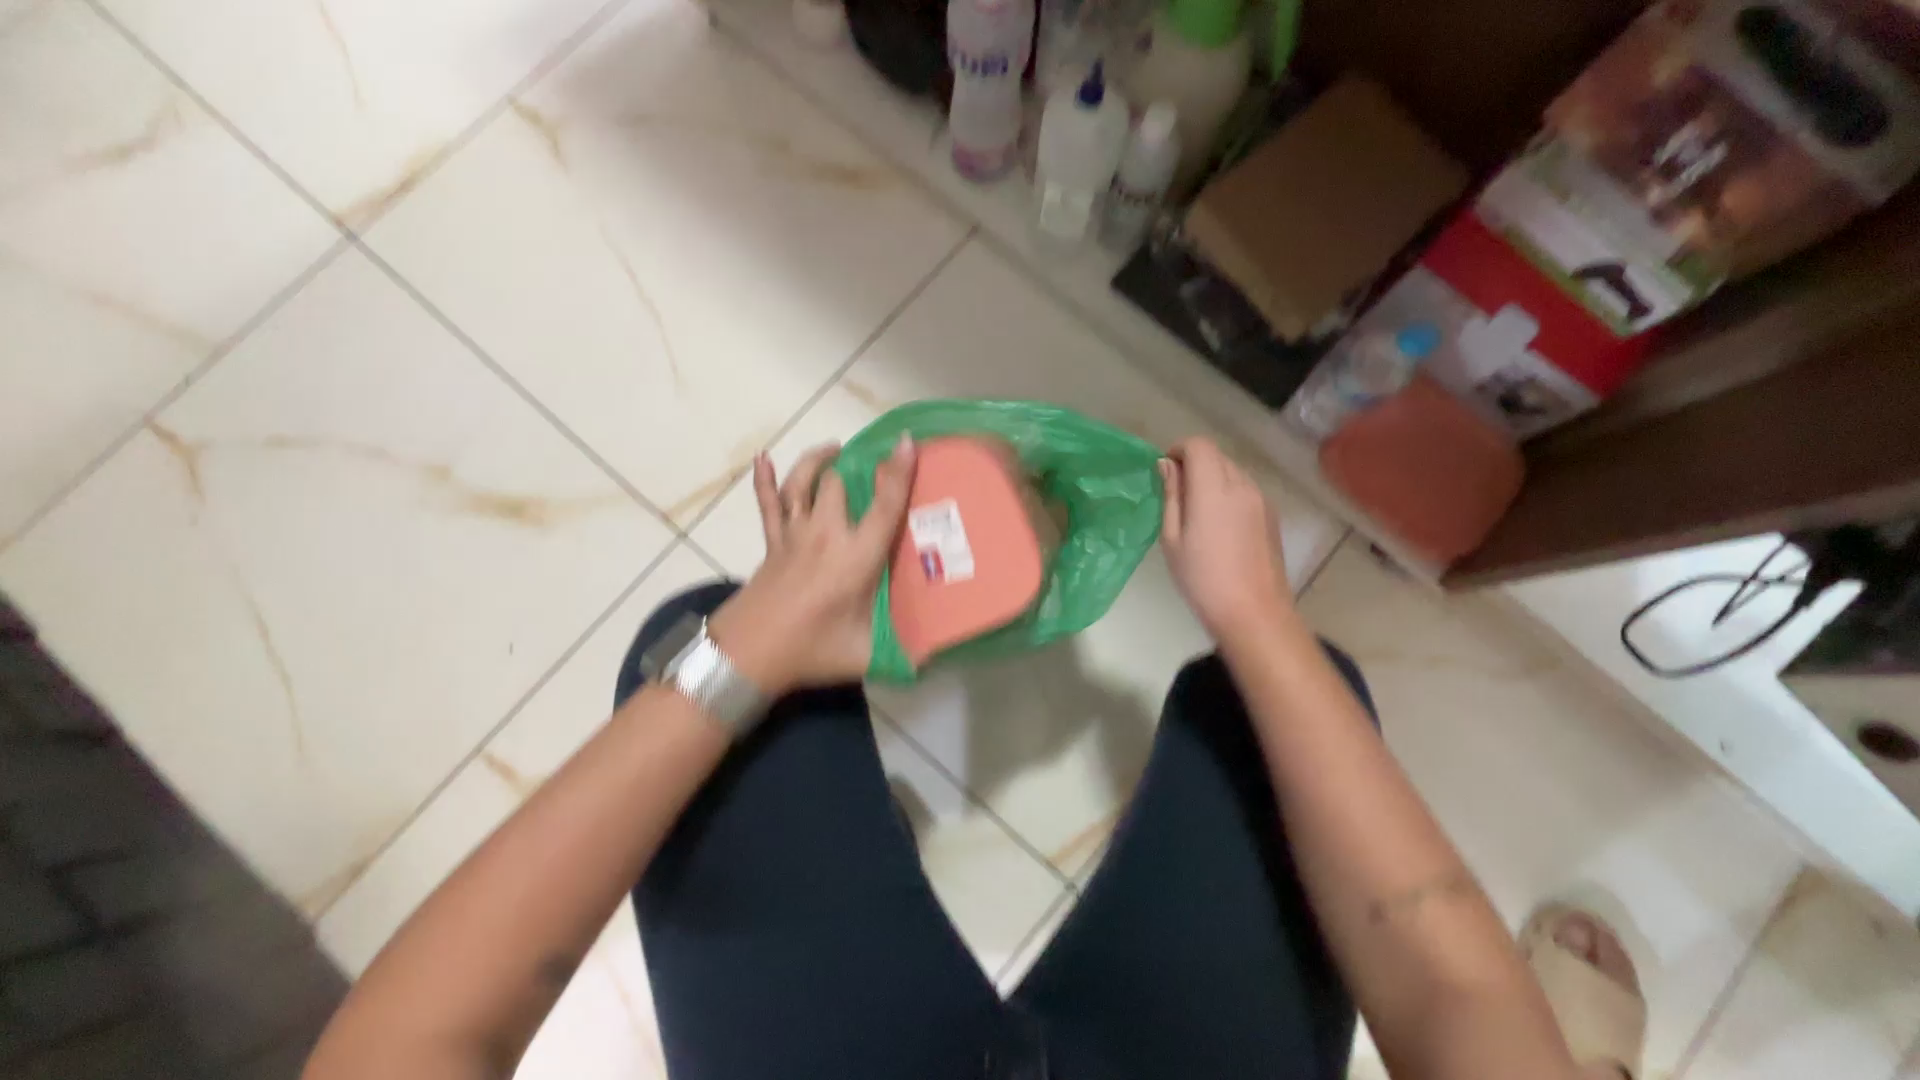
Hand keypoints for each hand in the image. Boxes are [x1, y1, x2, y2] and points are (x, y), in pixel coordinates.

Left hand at [706, 435, 916, 695]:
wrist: (747, 654)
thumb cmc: (811, 651)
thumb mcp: (866, 655)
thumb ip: (903, 653)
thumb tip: (936, 658)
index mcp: (855, 557)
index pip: (883, 505)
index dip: (898, 472)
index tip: (907, 443)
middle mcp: (825, 535)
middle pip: (838, 482)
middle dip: (858, 465)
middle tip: (876, 461)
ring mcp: (794, 535)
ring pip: (801, 483)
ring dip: (818, 461)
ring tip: (835, 450)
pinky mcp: (772, 543)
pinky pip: (767, 504)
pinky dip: (764, 479)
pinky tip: (763, 458)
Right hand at [1159, 437, 1294, 641]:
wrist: (1253, 612)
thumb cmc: (1202, 579)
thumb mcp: (1173, 539)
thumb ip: (1171, 496)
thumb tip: (1167, 466)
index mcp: (1213, 489)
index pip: (1199, 446)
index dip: (1179, 450)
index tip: (1165, 472)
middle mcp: (1242, 485)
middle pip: (1217, 456)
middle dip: (1194, 464)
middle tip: (1177, 496)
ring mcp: (1261, 500)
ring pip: (1233, 471)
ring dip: (1212, 479)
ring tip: (1198, 514)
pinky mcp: (1272, 515)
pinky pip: (1246, 490)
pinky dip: (1228, 494)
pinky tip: (1220, 527)